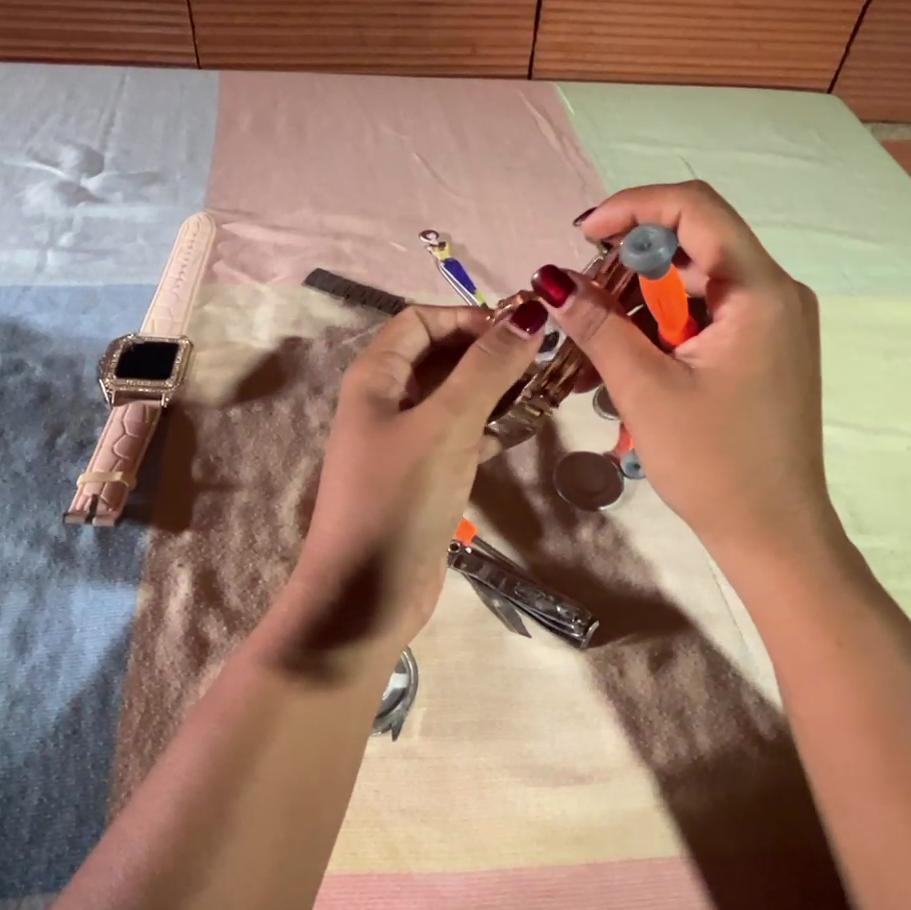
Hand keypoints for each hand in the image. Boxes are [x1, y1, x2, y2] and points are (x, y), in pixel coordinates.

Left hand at [278, 303, 546, 666]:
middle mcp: (386, 400)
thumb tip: (531, 312)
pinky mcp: (424, 475)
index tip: (522, 332)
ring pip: (455, 396)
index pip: (422, 320)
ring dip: (496, 389)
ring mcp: (405, 440)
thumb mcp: (446, 424)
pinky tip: (525, 428)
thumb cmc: (398, 500)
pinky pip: (461, 433)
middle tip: (546, 362)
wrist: (364, 597)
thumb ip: (488, 367)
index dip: (469, 318)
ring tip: (546, 392)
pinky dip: (491, 425)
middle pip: (441, 355)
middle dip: (490, 352)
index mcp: (375, 376)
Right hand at [535, 181, 841, 563]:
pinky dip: (662, 327)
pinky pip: (705, 315)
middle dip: (628, 263)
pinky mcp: (762, 349)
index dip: (632, 207)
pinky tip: (627, 358)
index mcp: (759, 291)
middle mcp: (774, 292)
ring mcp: (772, 322)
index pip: (695, 208)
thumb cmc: (714, 463)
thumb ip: (597, 325)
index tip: (581, 236)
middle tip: (580, 300)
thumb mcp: (645, 389)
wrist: (774, 534)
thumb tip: (550, 280)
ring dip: (640, 300)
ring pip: (694, 283)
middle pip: (693, 244)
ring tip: (596, 340)